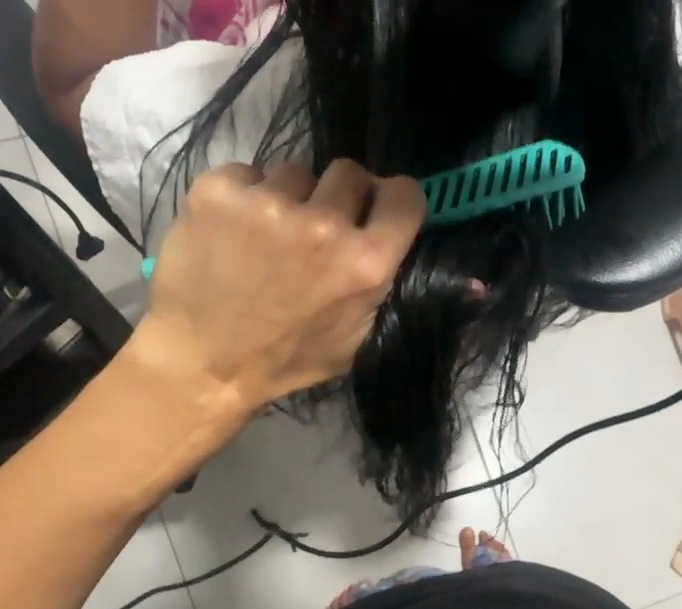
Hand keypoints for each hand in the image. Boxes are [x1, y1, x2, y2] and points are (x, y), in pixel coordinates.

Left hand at [129, 159, 426, 408]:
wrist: (205, 363)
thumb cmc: (288, 360)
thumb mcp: (360, 341)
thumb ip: (397, 294)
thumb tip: (477, 285)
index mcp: (366, 264)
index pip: (404, 194)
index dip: (391, 199)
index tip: (376, 210)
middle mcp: (324, 225)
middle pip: (349, 173)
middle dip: (338, 197)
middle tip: (315, 231)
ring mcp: (269, 203)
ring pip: (294, 172)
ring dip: (287, 198)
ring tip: (266, 239)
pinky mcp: (219, 189)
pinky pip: (248, 172)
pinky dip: (243, 197)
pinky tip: (232, 235)